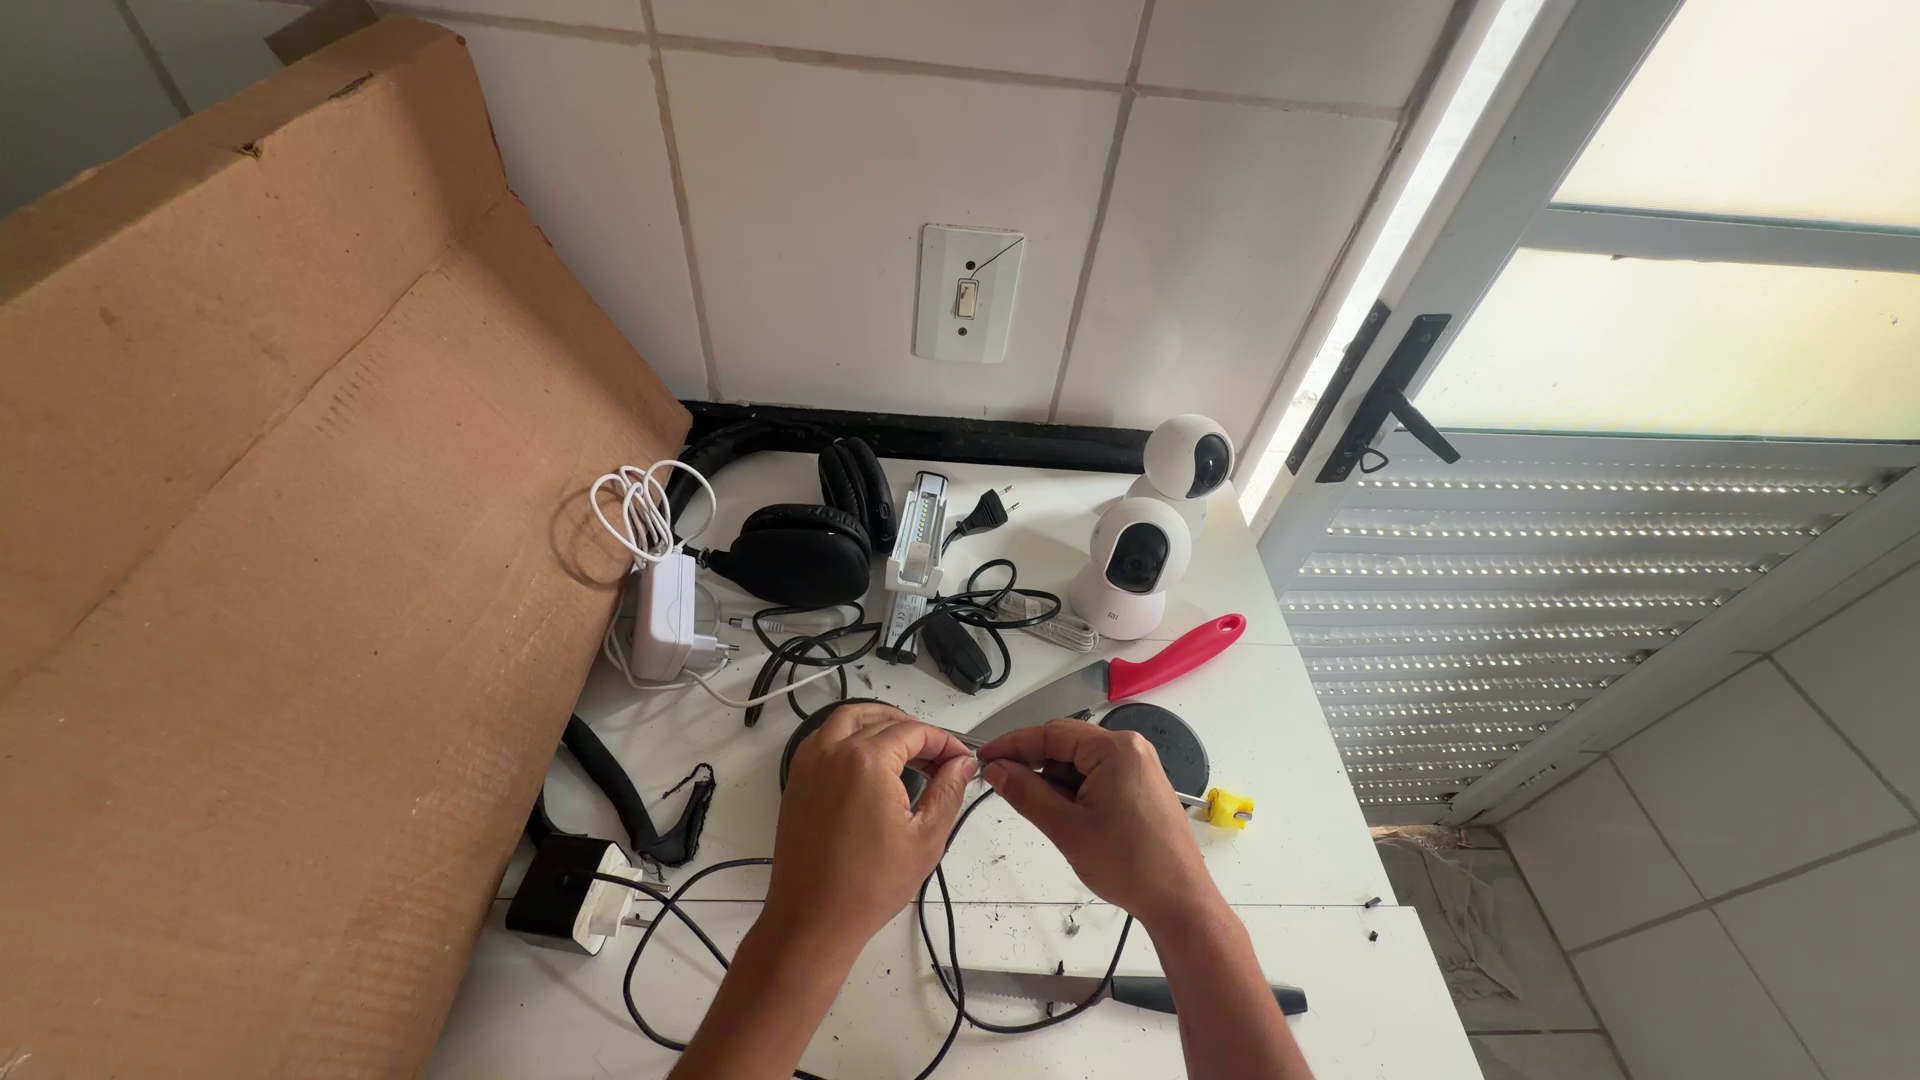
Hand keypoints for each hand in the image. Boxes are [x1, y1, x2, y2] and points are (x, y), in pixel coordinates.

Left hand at [765, 703, 976, 956]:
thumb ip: (948, 790)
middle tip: (938, 755)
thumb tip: (962, 764)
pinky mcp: (797, 780)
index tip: (961, 760)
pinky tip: (868, 760)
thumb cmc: (868, 886)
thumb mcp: (925, 838)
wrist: (813, 920)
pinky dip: (848, 735)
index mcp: (867, 761)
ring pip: (847, 719)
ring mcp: (809, 764)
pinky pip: (823, 738)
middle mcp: (833, 751)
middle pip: (881, 720)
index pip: (914, 732)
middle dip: (915, 731)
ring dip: (879, 722)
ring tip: (906, 746)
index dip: (944, 742)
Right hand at [977, 719, 1213, 926]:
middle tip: (1003, 785)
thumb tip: (997, 769)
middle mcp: (1130, 748)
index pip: (1051, 733)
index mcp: (1115, 749)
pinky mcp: (1141, 785)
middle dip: (1034, 764)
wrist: (1180, 902)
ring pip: (1080, 761)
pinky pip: (1097, 774)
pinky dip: (1076, 790)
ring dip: (1056, 781)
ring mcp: (1139, 766)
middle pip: (1066, 744)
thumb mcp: (1067, 828)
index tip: (986, 756)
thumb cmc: (1131, 866)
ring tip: (1046, 814)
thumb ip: (1027, 793)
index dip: (1013, 744)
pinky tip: (1066, 815)